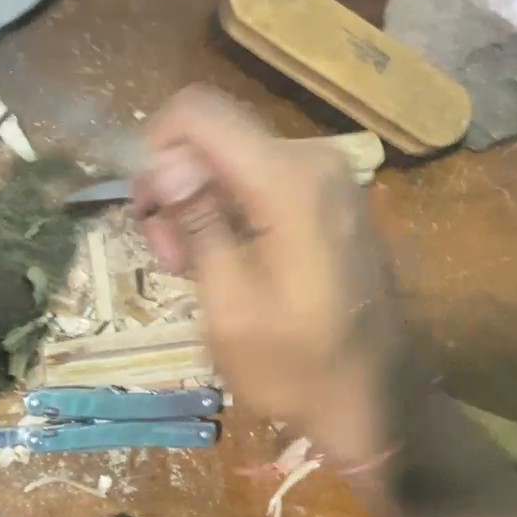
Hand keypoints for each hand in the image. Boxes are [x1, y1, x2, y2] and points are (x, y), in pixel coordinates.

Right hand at [134, 86, 407, 467]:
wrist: (372, 402)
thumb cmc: (293, 366)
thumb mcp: (230, 306)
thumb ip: (198, 226)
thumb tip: (165, 162)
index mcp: (287, 181)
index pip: (200, 114)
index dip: (155, 149)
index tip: (144, 209)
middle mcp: (314, 162)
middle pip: (214, 139)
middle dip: (175, 191)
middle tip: (168, 260)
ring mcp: (328, 181)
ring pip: (232, 164)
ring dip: (198, 211)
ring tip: (192, 272)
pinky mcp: (330, 203)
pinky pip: (261, 186)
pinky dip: (230, 217)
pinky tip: (226, 267)